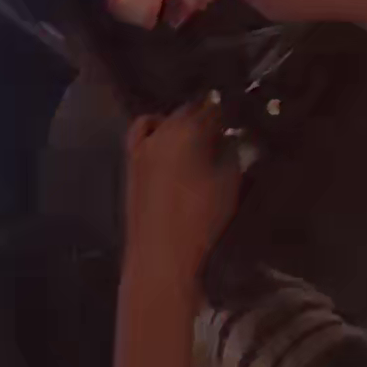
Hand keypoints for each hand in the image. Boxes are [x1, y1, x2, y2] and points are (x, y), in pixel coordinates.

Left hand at [124, 102, 240, 276]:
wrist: (159, 256)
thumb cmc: (199, 221)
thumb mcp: (228, 185)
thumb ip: (232, 153)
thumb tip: (232, 139)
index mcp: (187, 131)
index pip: (210, 110)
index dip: (224, 112)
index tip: (235, 119)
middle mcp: (162, 130)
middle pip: (187, 112)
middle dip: (204, 116)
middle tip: (220, 130)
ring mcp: (143, 143)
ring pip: (166, 120)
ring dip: (182, 122)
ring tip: (197, 136)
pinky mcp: (131, 159)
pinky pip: (142, 130)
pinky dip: (154, 127)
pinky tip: (164, 138)